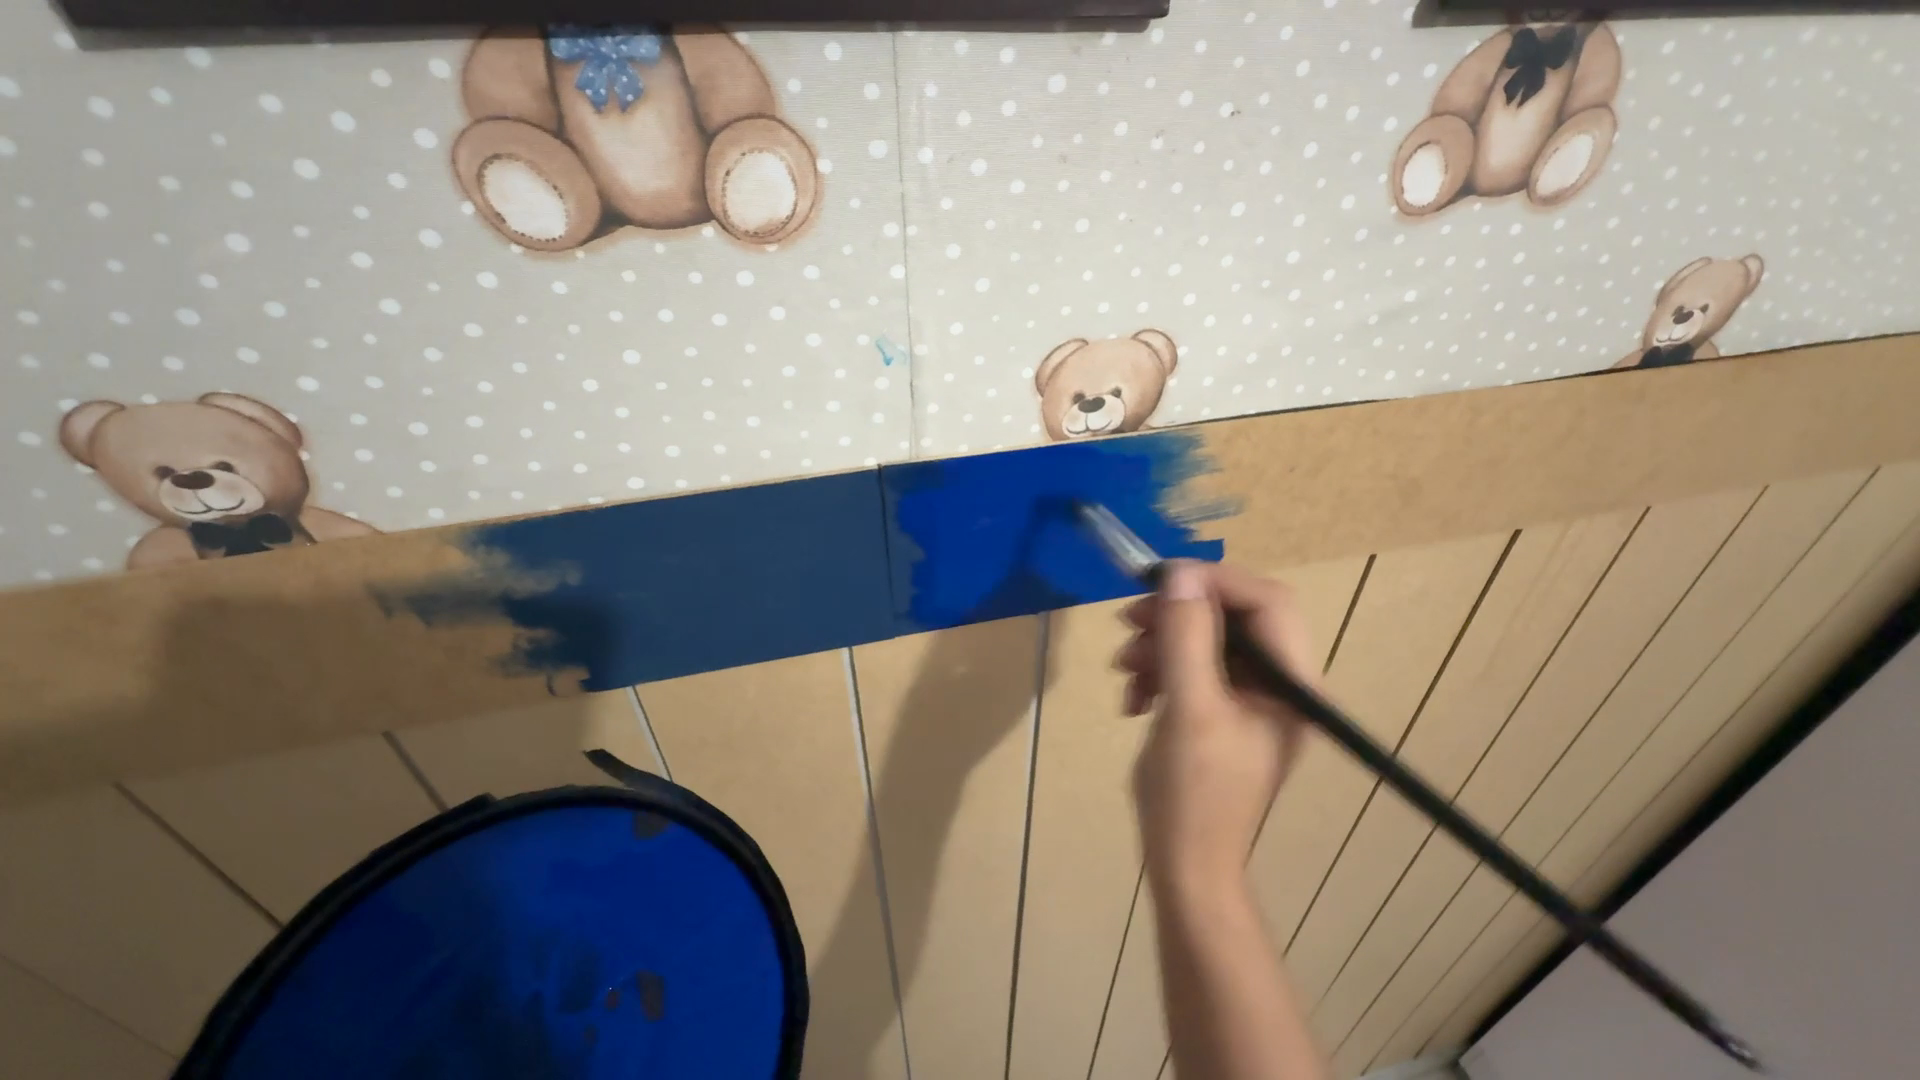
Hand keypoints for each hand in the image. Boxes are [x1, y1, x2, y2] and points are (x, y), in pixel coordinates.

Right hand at [1116, 560, 1319, 894]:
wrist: (1186, 866)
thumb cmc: (1194, 795)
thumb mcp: (1188, 709)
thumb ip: (1186, 637)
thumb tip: (1178, 575)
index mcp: (1292, 684)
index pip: (1267, 602)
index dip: (1215, 581)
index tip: (1159, 581)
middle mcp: (1280, 685)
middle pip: (1232, 617)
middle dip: (1177, 615)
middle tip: (1128, 621)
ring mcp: (1250, 700)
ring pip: (1206, 640)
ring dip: (1159, 645)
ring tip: (1123, 668)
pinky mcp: (1221, 713)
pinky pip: (1191, 669)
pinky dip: (1158, 673)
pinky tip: (1133, 699)